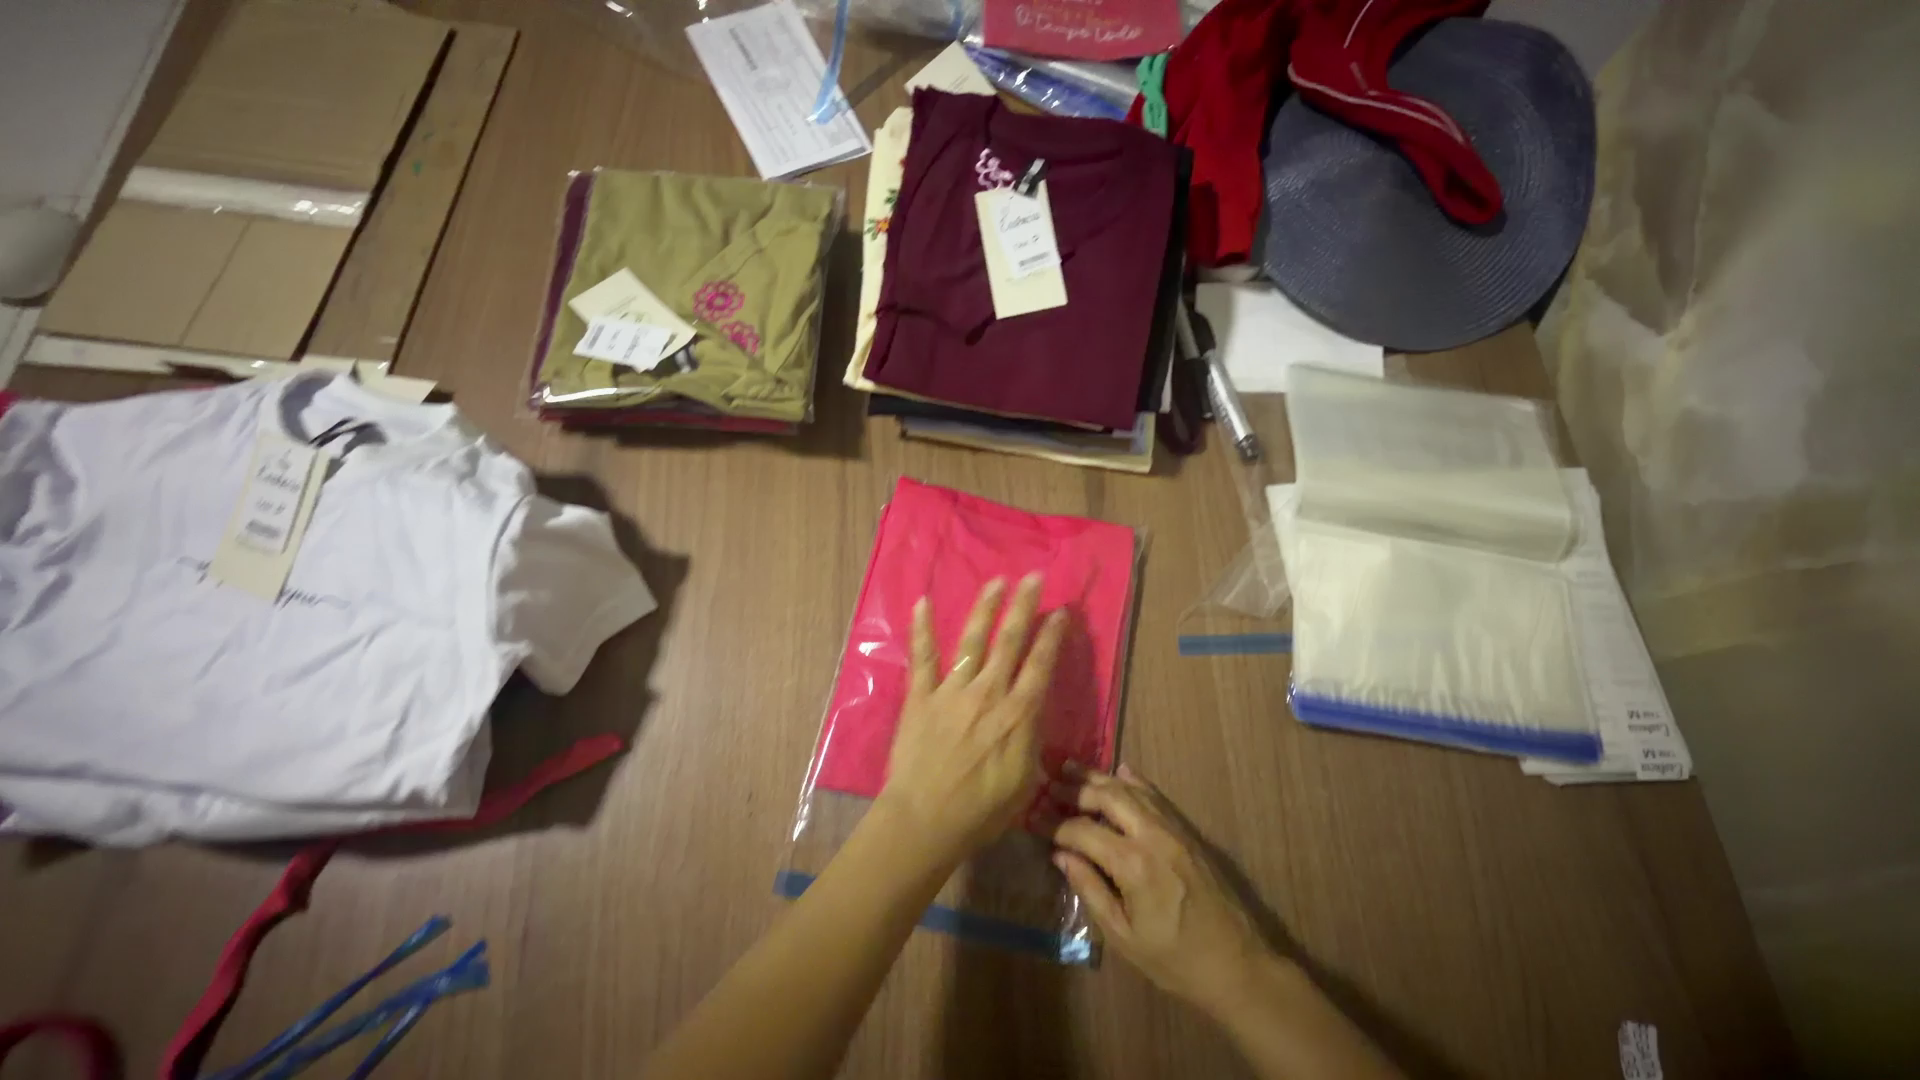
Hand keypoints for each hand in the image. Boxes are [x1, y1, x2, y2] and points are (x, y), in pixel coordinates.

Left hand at [877, 574, 1066, 866]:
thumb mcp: (1025, 783)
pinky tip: (923, 603)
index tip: (1061, 611)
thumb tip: (1033, 723)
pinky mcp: (920, 697)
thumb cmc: (982, 812)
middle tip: (1033, 577)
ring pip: (973, 641)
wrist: (927, 819)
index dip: (1053, 635)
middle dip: (1024, 606)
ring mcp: (952, 691)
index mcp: (1019, 715)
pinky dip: (923, 629)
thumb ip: (1030, 745)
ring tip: (996, 581)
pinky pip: (923, 658)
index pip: (1041, 664)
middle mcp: (989, 693)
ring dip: (985, 609)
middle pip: (1010, 641)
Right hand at [1050, 765, 1274, 1016]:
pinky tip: (1119, 772)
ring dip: (1099, 778)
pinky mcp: (1188, 832)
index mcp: (1133, 864)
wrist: (1238, 965)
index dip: (1053, 824)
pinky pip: (1157, 796)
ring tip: (1071, 769)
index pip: (1082, 831)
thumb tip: (1060, 855)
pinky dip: (1135, 781)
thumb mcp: (1123, 936)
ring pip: (1132, 790)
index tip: (1030, 818)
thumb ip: (1090, 889)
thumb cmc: (1175, 960)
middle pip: (1106, 797)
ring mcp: (1174, 829)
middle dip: (1074, 789)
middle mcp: (1153, 835)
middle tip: (1047, 784)